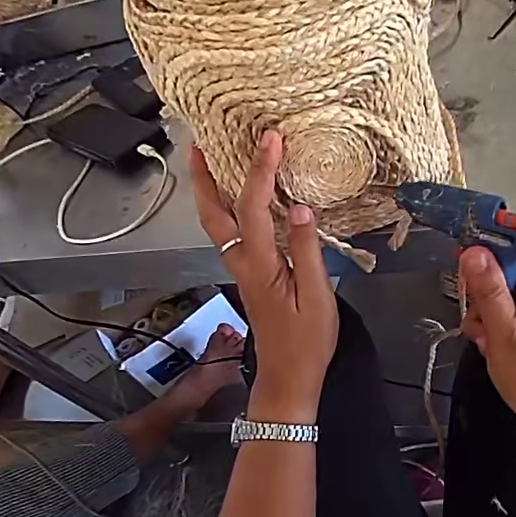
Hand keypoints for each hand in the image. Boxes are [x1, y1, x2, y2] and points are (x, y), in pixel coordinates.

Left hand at [189, 131, 336, 419]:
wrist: (288, 377)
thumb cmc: (307, 342)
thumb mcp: (317, 297)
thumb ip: (308, 252)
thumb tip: (301, 208)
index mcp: (259, 264)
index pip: (253, 207)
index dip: (261, 170)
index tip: (271, 139)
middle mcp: (242, 263)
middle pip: (213, 214)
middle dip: (204, 177)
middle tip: (198, 144)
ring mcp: (241, 270)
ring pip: (217, 224)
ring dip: (210, 191)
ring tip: (211, 162)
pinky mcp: (249, 276)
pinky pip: (231, 233)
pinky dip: (228, 208)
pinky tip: (241, 200)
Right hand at [458, 248, 515, 441]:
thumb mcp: (501, 334)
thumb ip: (488, 290)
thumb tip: (474, 251)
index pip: (514, 252)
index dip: (487, 262)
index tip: (468, 282)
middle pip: (510, 275)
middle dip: (487, 298)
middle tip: (480, 330)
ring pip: (512, 295)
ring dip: (492, 315)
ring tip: (488, 343)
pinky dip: (505, 324)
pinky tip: (498, 346)